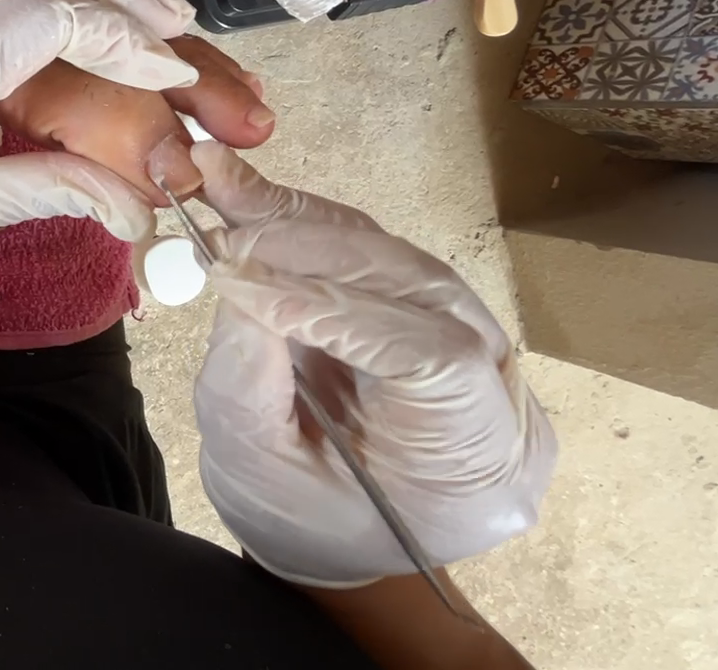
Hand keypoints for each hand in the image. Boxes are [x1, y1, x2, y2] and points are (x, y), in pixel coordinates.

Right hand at [190, 142, 556, 587]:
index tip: (234, 282)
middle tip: (226, 232)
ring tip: (224, 189)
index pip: (430, 358)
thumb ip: (247, 370)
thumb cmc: (288, 514)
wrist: (322, 531)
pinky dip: (301, 221)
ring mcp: (468, 348)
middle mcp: (496, 394)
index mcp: (469, 460)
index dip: (330, 309)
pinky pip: (368, 253)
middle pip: (424, 289)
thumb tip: (235, 276)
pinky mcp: (420, 315)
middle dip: (315, 248)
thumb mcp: (250, 456)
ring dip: (303, 221)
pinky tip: (246, 196)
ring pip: (397, 258)